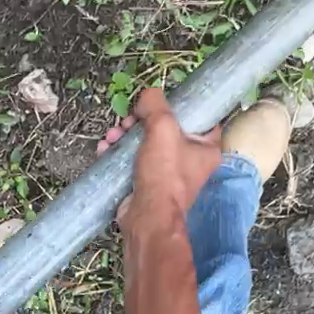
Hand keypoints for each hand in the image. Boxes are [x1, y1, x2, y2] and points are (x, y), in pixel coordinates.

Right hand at [97, 88, 221, 232]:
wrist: (147, 217)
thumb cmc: (164, 174)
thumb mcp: (162, 128)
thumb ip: (155, 104)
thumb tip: (147, 96)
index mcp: (206, 148)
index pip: (199, 118)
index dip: (179, 107)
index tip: (159, 104)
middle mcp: (191, 162)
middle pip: (164, 129)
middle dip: (139, 122)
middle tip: (127, 122)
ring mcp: (168, 174)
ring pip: (145, 143)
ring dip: (125, 135)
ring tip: (112, 137)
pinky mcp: (147, 183)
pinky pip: (133, 160)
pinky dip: (119, 153)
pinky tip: (106, 149)